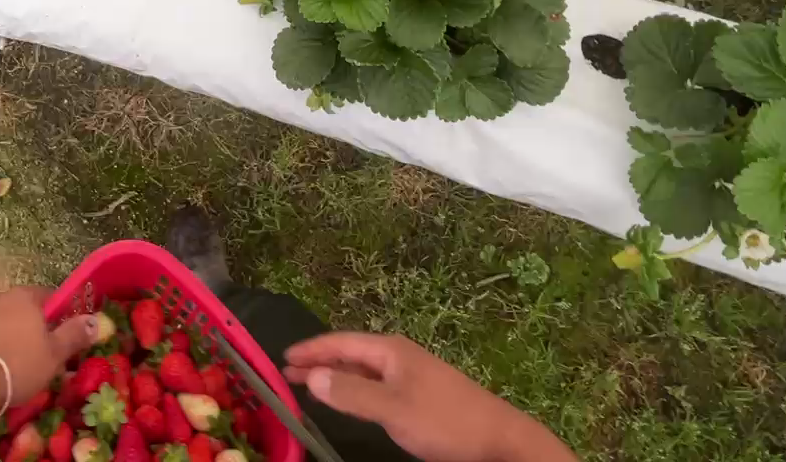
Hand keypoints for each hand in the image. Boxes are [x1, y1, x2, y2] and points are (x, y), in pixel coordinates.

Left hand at [0, 288, 98, 461]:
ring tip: (11, 365)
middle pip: (23, 308)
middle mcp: (0, 297)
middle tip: (38, 355)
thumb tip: (95, 320)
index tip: (61, 337)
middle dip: (31, 327)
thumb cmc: (16, 366)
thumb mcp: (54, 355)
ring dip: (7, 336)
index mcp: (27, 297)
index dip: (59, 316)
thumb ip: (74, 335)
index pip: (50, 297)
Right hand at [283, 333, 576, 461]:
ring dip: (335, 377)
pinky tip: (350, 401)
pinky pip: (376, 385)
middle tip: (288, 375)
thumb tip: (313, 376)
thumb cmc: (445, 421)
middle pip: (349, 354)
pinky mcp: (420, 397)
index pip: (340, 342)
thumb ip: (352, 394)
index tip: (283, 359)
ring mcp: (410, 375)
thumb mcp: (394, 409)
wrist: (503, 442)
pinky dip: (354, 389)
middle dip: (319, 363)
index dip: (311, 350)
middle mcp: (397, 355)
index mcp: (390, 350)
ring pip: (363, 371)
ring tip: (310, 387)